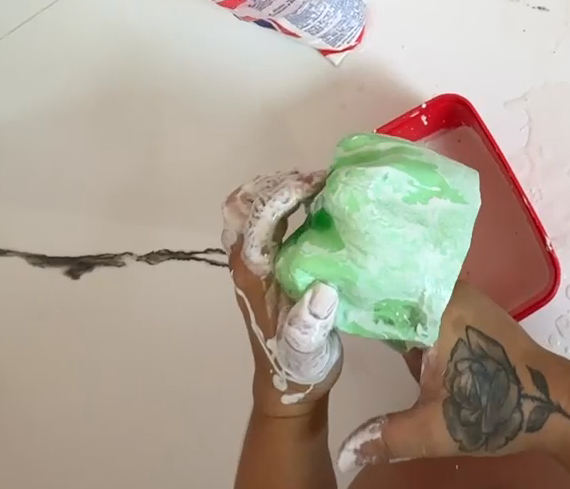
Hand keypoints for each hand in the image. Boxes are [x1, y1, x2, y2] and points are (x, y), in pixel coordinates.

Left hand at [222, 171, 341, 414]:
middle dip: (280, 184)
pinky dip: (288, 203)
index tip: (320, 183)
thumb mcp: (307, 347)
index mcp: (253, 273)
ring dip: (282, 190)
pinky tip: (317, 203)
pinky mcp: (266, 263)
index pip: (260, 217)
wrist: (287, 389)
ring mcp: (254, 260)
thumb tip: (323, 290)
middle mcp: (247, 260)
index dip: (286, 193)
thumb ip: (311, 321)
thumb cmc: (297, 367)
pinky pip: (268, 219)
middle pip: (247, 204)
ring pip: (254, 208)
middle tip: (319, 181)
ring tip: (320, 186)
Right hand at [335, 282, 569, 475]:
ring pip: (411, 292)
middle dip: (363, 294)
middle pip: (395, 284)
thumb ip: (386, 438)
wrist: (552, 401)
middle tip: (323, 302)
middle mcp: (447, 288)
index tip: (316, 295)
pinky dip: (406, 313)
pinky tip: (385, 328)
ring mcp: (461, 295)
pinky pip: (426, 300)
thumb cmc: (496, 407)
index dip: (349, 292)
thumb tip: (343, 454)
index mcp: (435, 304)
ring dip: (385, 304)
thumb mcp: (436, 430)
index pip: (382, 287)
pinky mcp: (469, 307)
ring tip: (346, 308)